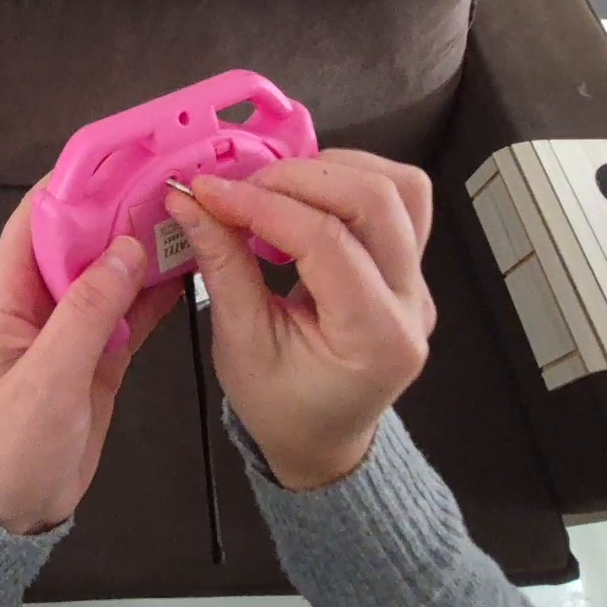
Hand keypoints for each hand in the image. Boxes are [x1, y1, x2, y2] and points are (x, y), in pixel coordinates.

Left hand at [0, 184, 183, 534]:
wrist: (12, 511)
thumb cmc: (9, 446)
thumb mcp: (46, 378)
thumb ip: (86, 313)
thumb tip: (127, 249)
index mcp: (11, 292)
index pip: (38, 217)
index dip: (75, 183)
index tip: (119, 157)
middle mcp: (41, 297)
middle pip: (82, 235)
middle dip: (121, 207)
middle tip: (170, 180)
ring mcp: (73, 323)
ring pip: (112, 268)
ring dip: (145, 244)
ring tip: (189, 214)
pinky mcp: (100, 349)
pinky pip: (130, 307)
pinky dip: (157, 288)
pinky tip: (188, 268)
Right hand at [164, 150, 436, 490]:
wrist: (322, 437)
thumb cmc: (278, 403)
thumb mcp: (239, 341)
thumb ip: (221, 264)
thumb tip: (188, 202)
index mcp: (375, 337)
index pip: (325, 240)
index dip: (260, 204)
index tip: (206, 191)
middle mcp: (412, 301)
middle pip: (378, 200)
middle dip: (299, 176)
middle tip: (241, 187)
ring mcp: (418, 279)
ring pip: (402, 187)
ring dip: (333, 169)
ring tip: (275, 187)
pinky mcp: (409, 264)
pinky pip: (399, 199)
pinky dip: (348, 178)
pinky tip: (303, 195)